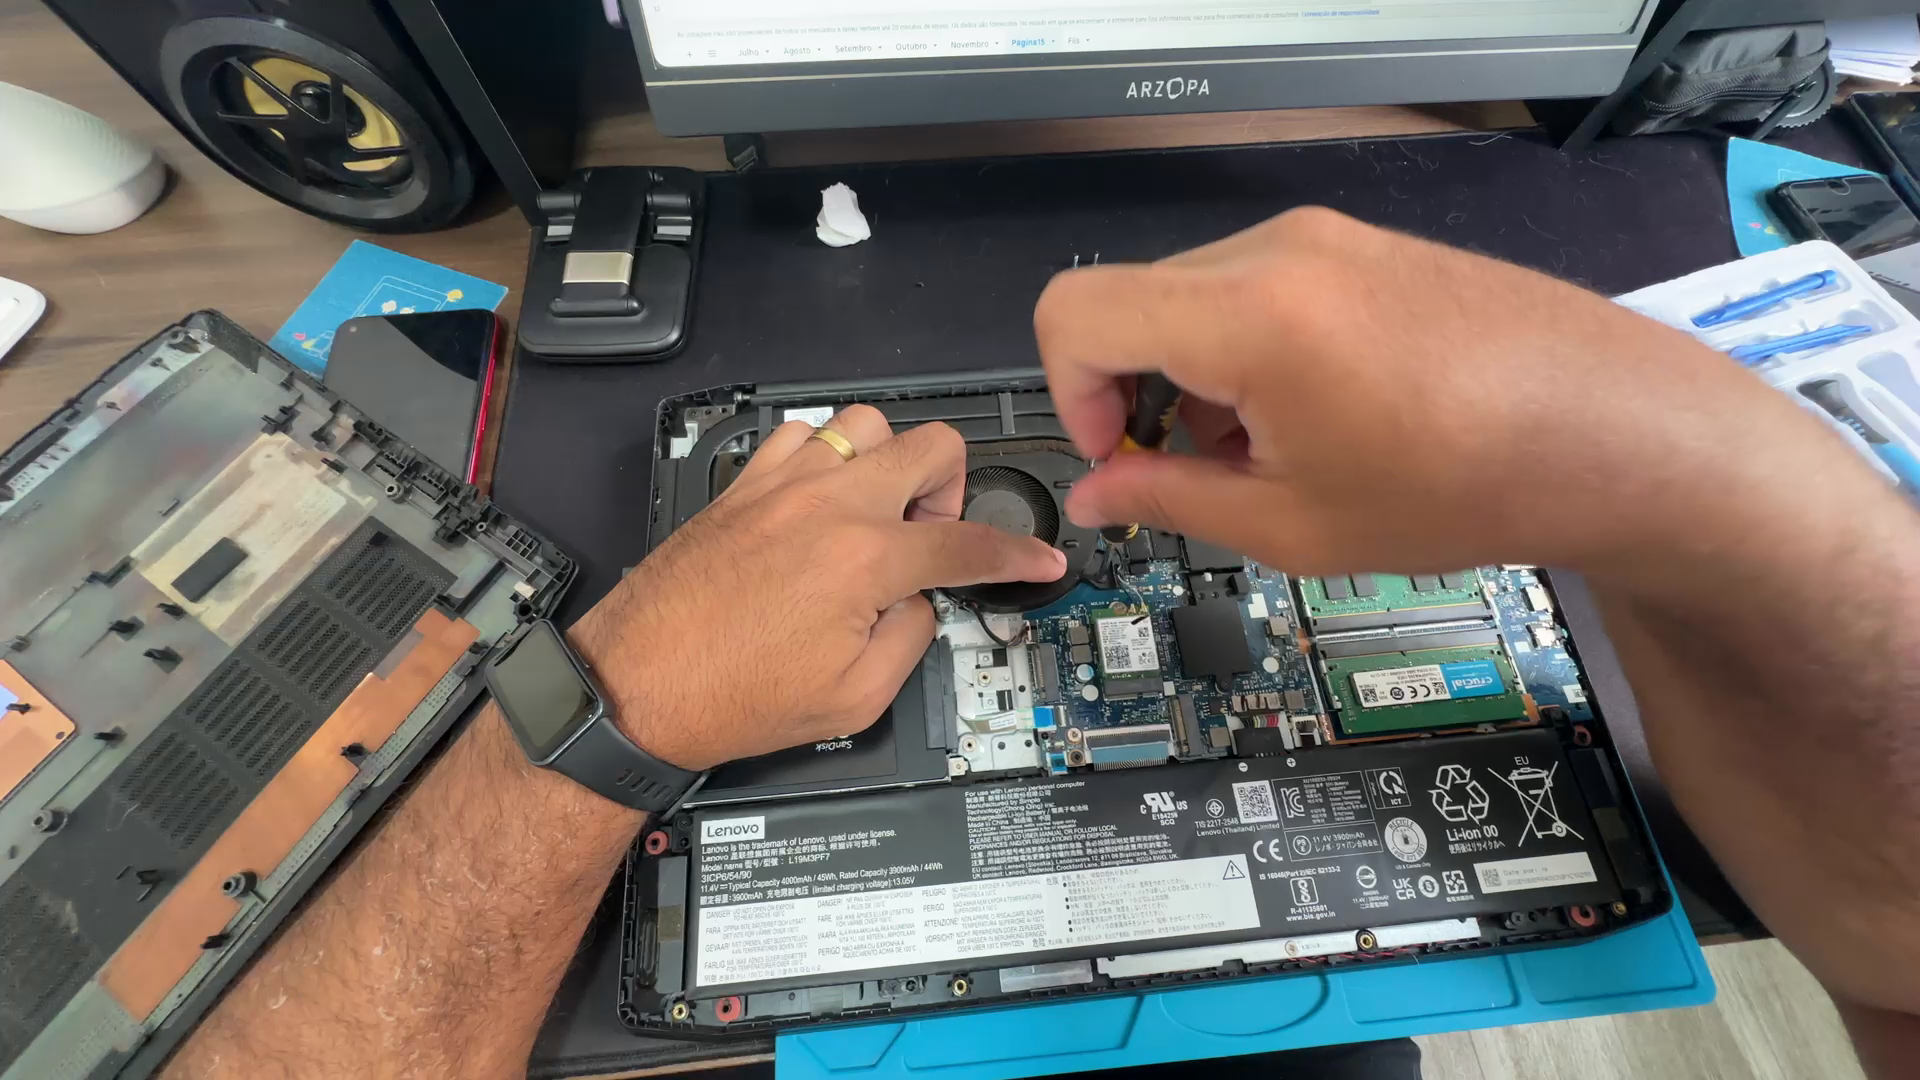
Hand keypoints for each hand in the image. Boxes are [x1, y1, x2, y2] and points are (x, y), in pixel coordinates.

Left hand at [571, 406, 1066, 770]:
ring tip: (880, 508)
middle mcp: (828, 506)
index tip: (1037, 556)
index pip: (969, 543)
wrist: (639, 686)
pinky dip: (829, 456)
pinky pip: (802, 433)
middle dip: (955, 488)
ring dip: (892, 460)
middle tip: (932, 533)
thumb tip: (923, 598)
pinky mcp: (745, 485)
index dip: (1018, 552)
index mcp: (864, 562)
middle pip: (932, 447)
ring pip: (868, 422)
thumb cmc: (733, 695)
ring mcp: (783, 485)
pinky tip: (824, 497)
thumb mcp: (855, 697)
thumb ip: (913, 635)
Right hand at [1034, 207, 1876, 578]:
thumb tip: (1090, 498)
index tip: (1116, 456)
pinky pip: (1237, 288)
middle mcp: (1274, 251)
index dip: (1070, 396)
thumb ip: (1164, 499)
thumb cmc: (1460, 492)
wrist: (1626, 435)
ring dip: (1175, 375)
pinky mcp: (1348, 246)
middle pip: (1119, 304)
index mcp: (1250, 317)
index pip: (1074, 315)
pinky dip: (1224, 351)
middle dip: (1121, 392)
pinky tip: (1286, 410)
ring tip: (1244, 447)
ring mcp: (1317, 238)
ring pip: (1174, 297)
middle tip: (1176, 465)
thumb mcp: (1287, 523)